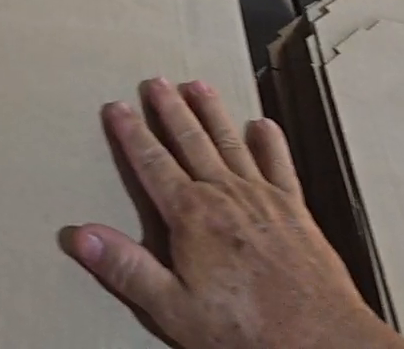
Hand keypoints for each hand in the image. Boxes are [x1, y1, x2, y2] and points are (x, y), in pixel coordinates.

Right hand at [64, 78, 403, 348]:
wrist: (322, 343)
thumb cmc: (244, 330)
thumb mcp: (172, 308)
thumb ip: (126, 267)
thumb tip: (80, 234)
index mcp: (191, 214)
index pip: (152, 162)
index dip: (131, 133)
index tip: (116, 106)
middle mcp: (224, 193)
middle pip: (190, 140)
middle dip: (169, 109)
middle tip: (155, 81)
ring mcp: (262, 197)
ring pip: (229, 142)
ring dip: (211, 111)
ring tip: (197, 84)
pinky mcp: (294, 210)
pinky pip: (280, 165)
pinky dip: (270, 143)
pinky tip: (263, 125)